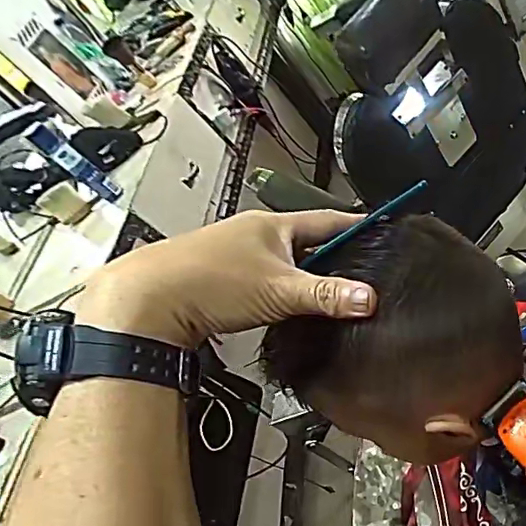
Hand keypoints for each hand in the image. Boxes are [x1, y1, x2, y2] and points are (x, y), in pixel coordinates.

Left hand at [72, 209, 374, 346]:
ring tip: (333, 293)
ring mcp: (237, 256)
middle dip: (335, 255)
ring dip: (308, 276)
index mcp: (270, 225)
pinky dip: (287, 291)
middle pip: (308, 242)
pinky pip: (269, 281)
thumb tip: (371, 299)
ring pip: (287, 263)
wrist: (145, 304)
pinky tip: (295, 306)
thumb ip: (328, 295)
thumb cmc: (207, 282)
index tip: (381, 226)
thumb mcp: (280, 290)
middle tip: (364, 269)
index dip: (357, 224)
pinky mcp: (225, 280)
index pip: (328, 219)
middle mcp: (253, 234)